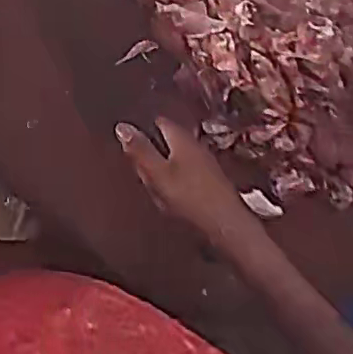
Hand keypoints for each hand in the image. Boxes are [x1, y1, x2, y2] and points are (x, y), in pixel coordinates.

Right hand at [115, 117, 267, 256]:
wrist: (231, 232)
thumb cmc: (190, 199)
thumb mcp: (156, 174)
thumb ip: (139, 149)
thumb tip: (122, 126)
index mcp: (181, 138)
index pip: (158, 121)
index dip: (143, 129)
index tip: (131, 145)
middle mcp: (196, 146)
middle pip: (167, 142)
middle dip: (153, 155)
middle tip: (145, 174)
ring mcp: (208, 165)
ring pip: (177, 161)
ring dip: (165, 173)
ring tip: (158, 192)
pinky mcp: (214, 185)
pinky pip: (188, 177)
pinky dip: (178, 185)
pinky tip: (175, 202)